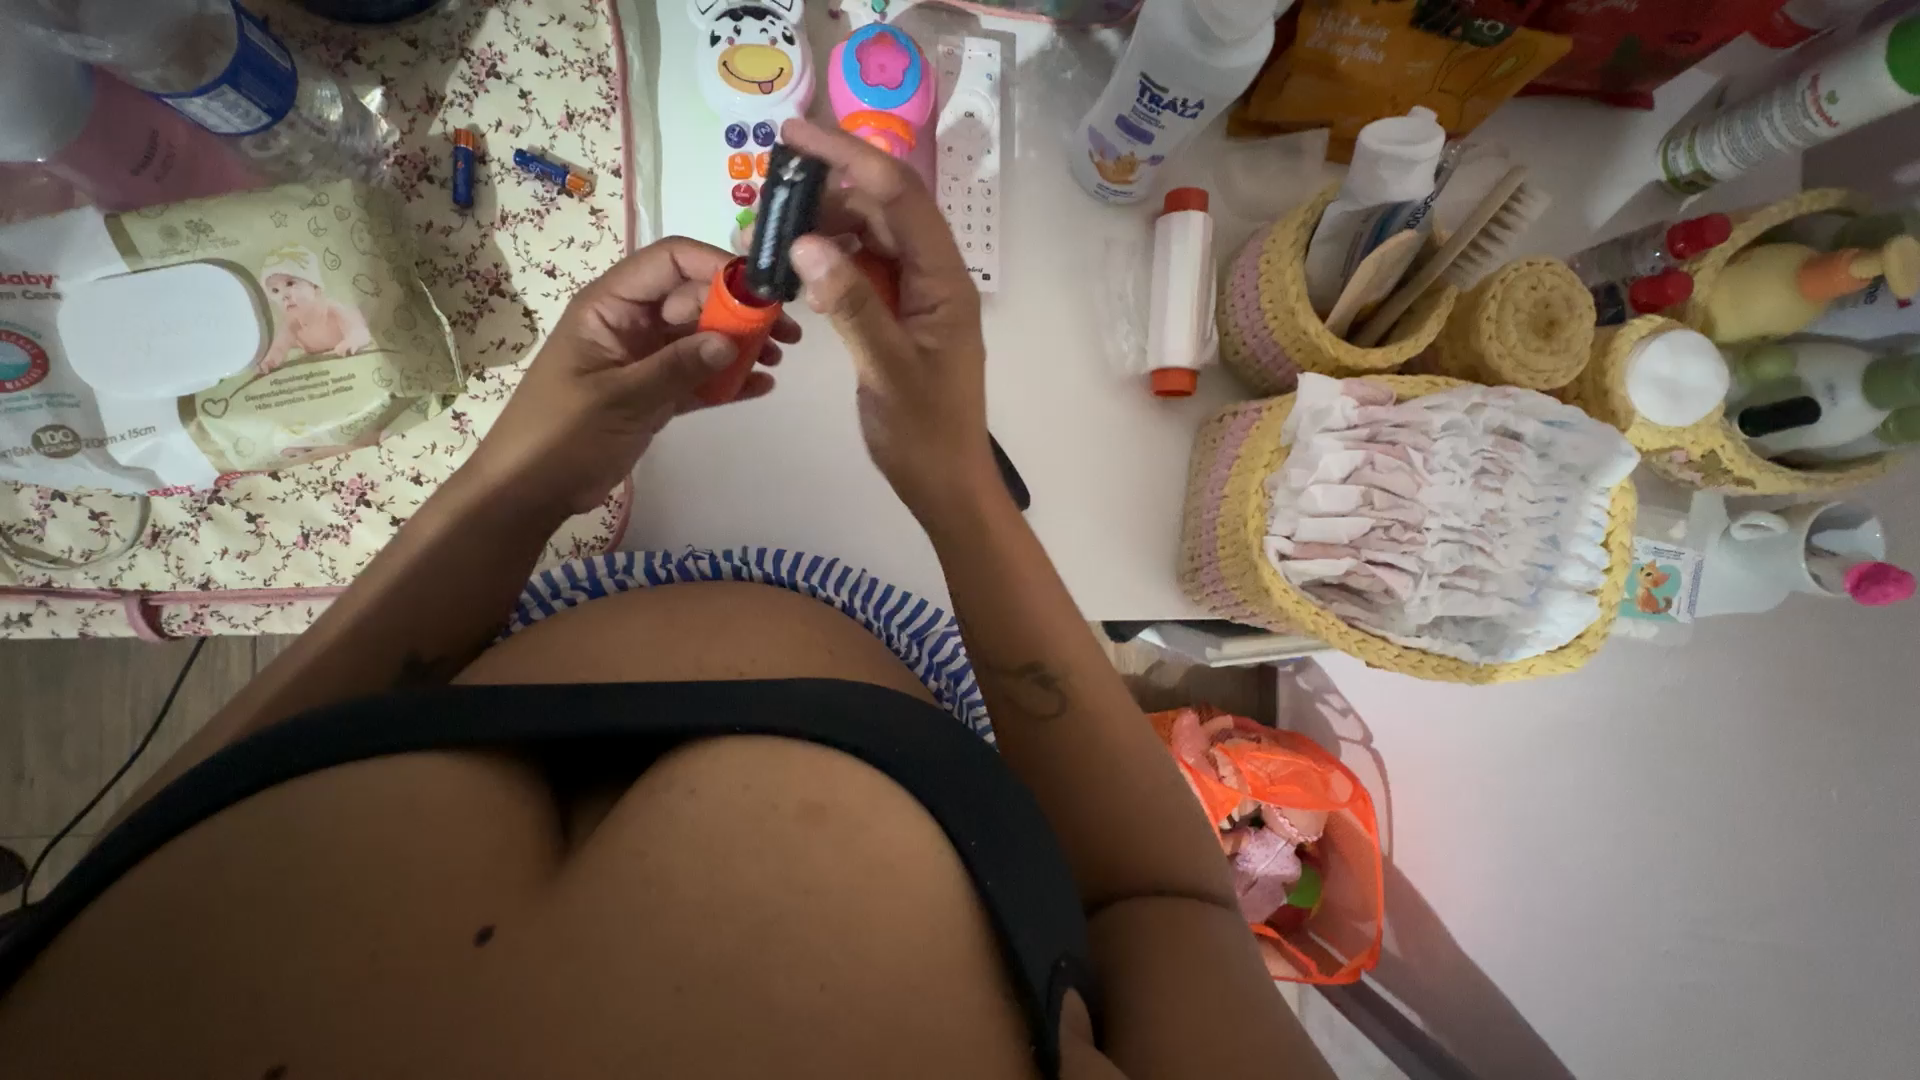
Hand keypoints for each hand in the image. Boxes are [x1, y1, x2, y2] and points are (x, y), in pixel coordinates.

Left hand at [466, 236, 799, 517]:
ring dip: (741, 345)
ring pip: (703, 337)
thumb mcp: (619, 398)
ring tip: (777, 361)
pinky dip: (728, 380)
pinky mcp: (658, 392)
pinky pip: (699, 376)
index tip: (761, 291)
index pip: (670, 262)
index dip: (717, 267)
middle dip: (741, 311)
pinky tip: (761, 386)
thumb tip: (731, 342)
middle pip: (695, 299)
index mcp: (610, 306)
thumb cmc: (561, 435)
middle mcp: (632, 323)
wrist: (531, 489)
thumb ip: (676, 367)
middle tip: (785, 334)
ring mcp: (647, 358)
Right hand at [779, 118, 1000, 525]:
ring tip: (768, 233)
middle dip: (825, 194)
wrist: (943, 483)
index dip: (848, 157)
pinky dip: (829, 266)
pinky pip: (862, 276)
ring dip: (822, 230)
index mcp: (944, 282)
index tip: (793, 134)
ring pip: (868, 242)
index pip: (899, 198)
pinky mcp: (897, 319)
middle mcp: (932, 278)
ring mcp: (915, 298)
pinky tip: (796, 273)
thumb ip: (853, 307)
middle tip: (763, 198)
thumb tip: (807, 243)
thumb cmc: (925, 434)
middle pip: (881, 212)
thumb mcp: (888, 372)